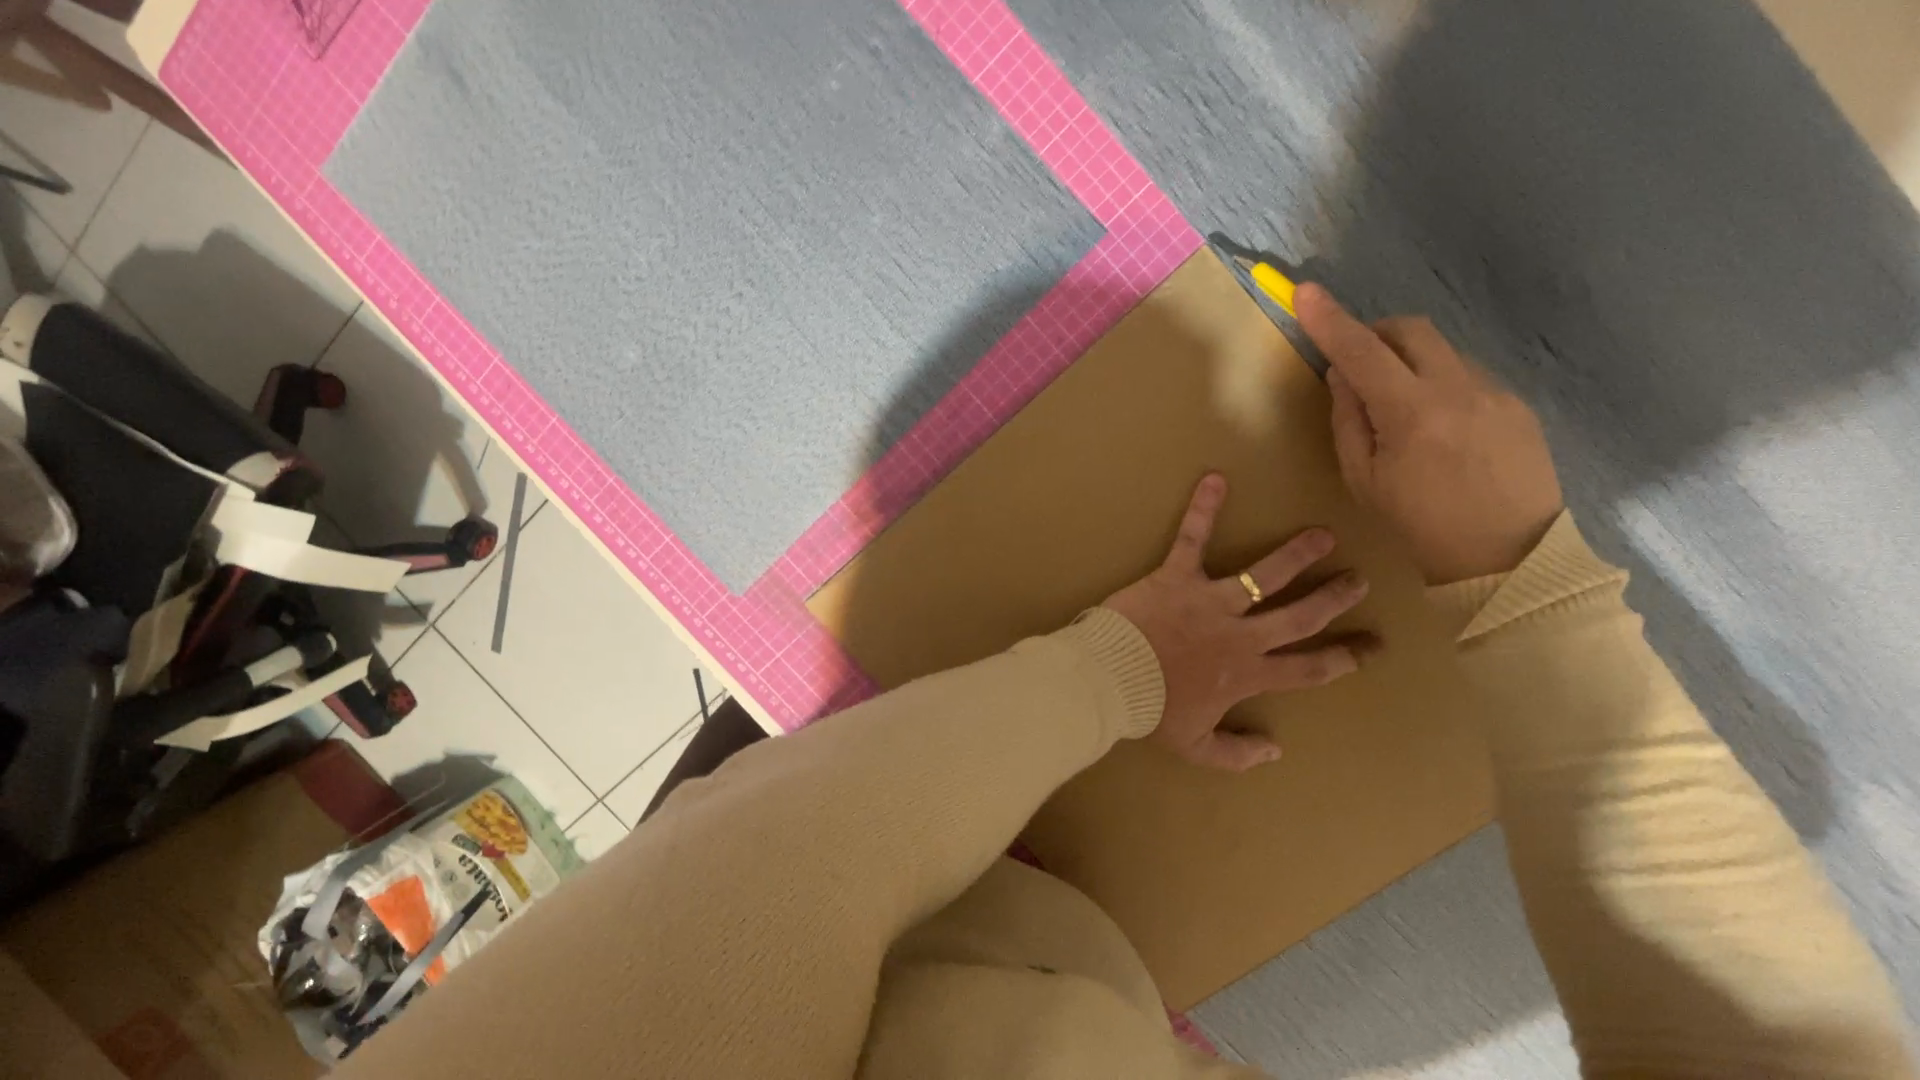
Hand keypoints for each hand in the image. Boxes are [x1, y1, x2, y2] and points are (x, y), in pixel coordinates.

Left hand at [1103, 474, 1369, 771]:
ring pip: (1264, 573)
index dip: (1344, 659)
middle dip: (1333, 598)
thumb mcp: (1195, 746)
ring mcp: (1211, 602)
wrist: (1109, 682)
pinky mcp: (1178, 577)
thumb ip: (1237, 753)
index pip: (1308, 669)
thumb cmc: (1151, 712)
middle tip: (1357, 581)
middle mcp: (1240, 634)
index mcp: (1248, 674)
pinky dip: (1203, 508)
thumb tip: (1275, 751)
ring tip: (1322, 535)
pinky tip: (1215, 478)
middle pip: (1299, 615)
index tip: (1371, 647)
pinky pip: (1192, 538)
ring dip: (1296, 553)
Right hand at [1294, 284, 1563, 584]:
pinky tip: (1440, 429)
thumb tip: (1343, 374)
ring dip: (1409, 363)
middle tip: (1357, 361)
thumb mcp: (1363, 480)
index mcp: (1412, 413)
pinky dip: (1439, 384)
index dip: (1329, 320)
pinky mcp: (1516, 403)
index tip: (1305, 293)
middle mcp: (1458, 388)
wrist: (1510, 557)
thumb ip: (1348, 419)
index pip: (1361, 351)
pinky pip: (1466, 375)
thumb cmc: (1421, 525)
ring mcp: (1494, 391)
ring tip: (1403, 411)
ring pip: (1440, 351)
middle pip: (1410, 329)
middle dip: (1376, 333)